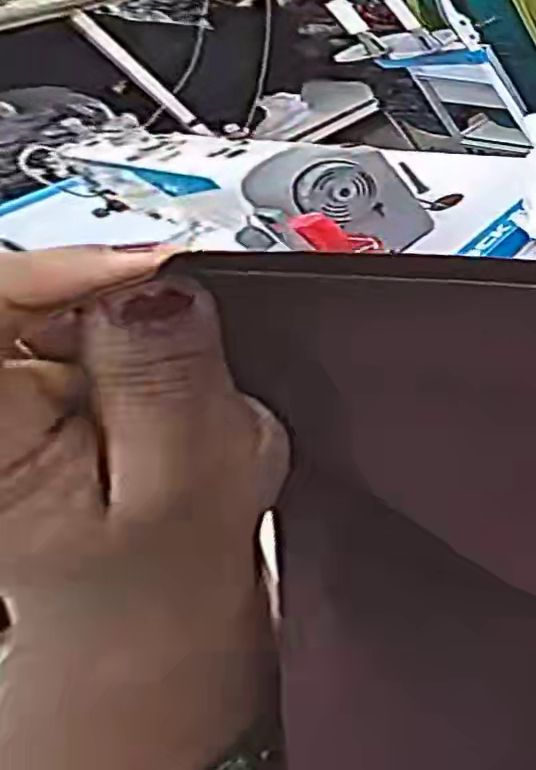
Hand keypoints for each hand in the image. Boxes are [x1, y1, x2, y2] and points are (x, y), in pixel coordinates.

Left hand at [0, 247, 283, 769]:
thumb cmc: (173, 545)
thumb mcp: (196, 463)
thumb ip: (171, 376)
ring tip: (180, 356)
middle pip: (9, 299)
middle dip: (106, 290)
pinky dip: (127, 321)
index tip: (164, 269)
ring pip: (41, 304)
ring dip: (121, 306)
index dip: (66, 273)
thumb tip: (157, 289)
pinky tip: (161, 358)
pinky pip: (63, 322)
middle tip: (186, 312)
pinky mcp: (21, 388)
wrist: (154, 585)